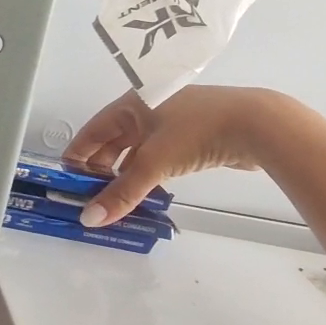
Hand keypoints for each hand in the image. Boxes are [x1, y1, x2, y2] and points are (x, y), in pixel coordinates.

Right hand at [62, 86, 280, 225]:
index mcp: (132, 104)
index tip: (66, 182)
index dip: (77, 155)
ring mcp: (172, 122)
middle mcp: (148, 109)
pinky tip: (146, 196)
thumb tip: (90, 220)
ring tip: (115, 203)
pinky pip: (158, 159)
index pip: (92, 131)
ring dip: (125, 176)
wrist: (259, 124)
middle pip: (113, 142)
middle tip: (90, 199)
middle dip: (100, 170)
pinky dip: (148, 176)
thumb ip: (122, 193)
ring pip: (136, 152)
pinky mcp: (192, 138)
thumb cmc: (198, 131)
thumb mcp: (154, 162)